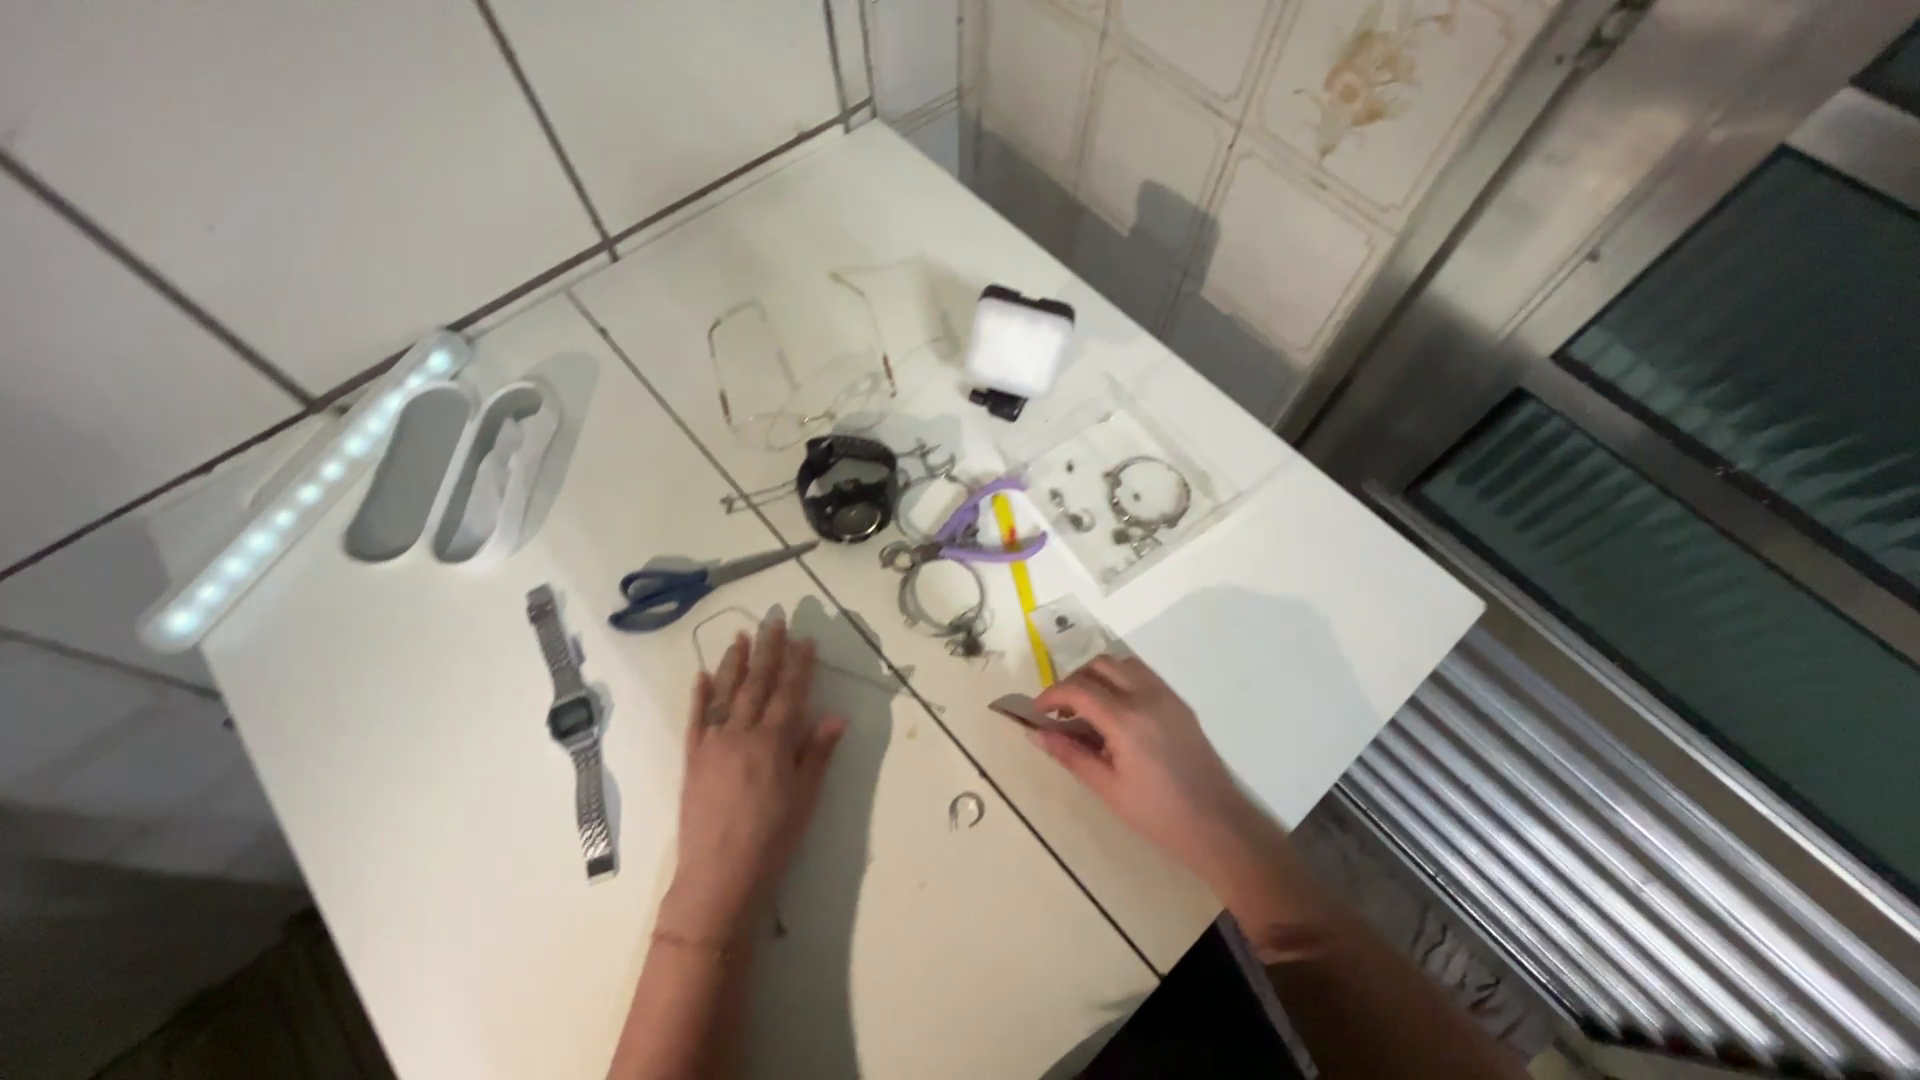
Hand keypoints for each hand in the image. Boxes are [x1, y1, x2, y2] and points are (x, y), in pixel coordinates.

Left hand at [660, 616, 845, 942]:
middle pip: (757, 683)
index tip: (805, 639)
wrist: (719, 877)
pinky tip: (701, 675)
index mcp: (773, 743)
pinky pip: (695, 719)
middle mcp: (742, 734)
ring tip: (741, 635)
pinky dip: (699, 695)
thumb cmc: (772, 841)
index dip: (800, 665)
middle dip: (768, 649)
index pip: (790, 693)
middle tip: (773, 618)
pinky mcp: (691, 759)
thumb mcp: (804, 799)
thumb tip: (835, 717)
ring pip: (725, 693)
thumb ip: (816, 754)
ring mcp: (712, 744)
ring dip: (734, 662)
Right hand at [1030, 656, 1270, 885]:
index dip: (1051, 695)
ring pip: (1123, 664)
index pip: (1078, 689)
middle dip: (1073, 681)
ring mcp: (1167, 697)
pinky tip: (1116, 715)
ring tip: (1088, 710)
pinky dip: (1120, 682)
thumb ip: (1070, 755)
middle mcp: (1147, 697)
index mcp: (1126, 720)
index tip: (1037, 713)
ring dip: (1098, 677)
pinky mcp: (1179, 704)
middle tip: (1061, 712)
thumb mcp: (1107, 788)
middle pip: (1100, 666)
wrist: (1216, 824)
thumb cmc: (1158, 814)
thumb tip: (1036, 734)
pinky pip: (1143, 676)